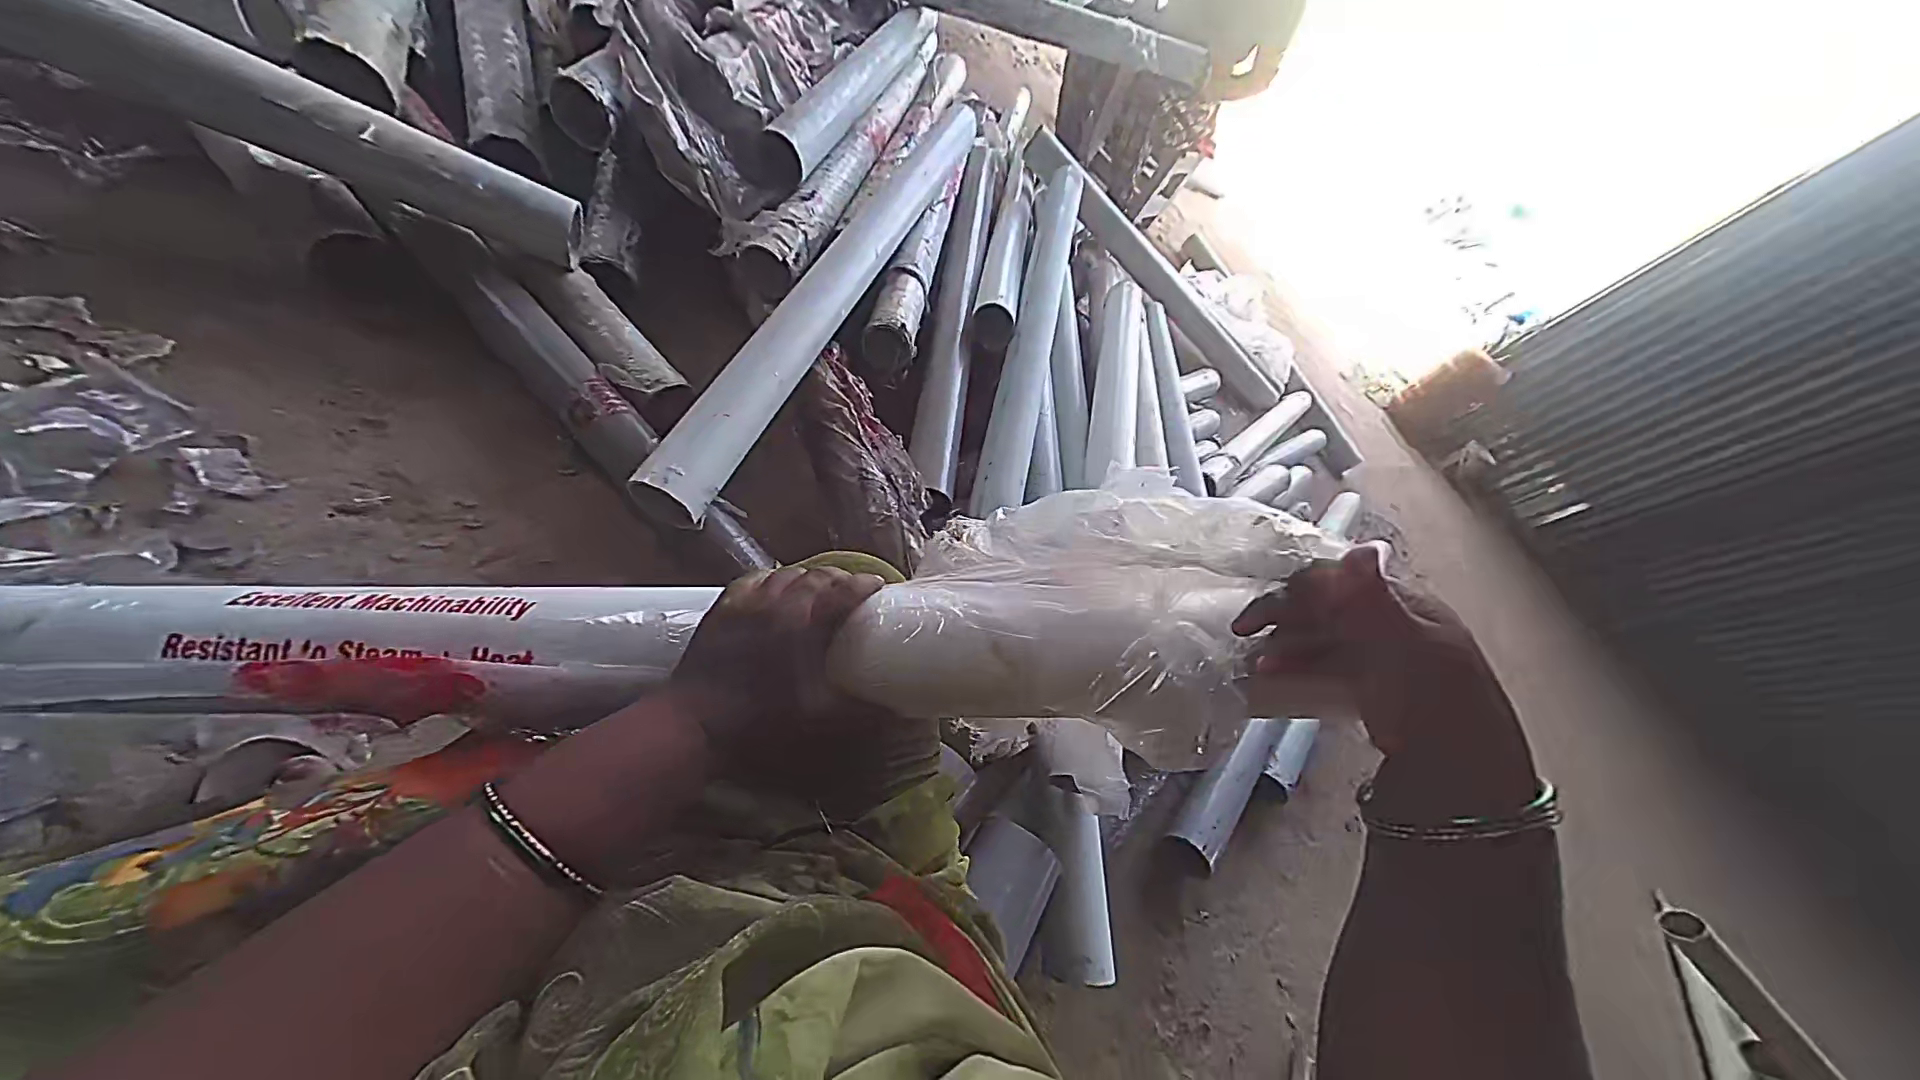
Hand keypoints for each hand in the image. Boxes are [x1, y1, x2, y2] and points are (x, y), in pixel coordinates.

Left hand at [671, 565, 886, 755]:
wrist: (693, 724)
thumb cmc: (761, 722)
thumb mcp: (819, 721)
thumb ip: (862, 712)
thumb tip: (898, 711)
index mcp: (806, 625)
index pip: (845, 591)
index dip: (866, 585)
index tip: (879, 586)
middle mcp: (779, 604)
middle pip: (817, 576)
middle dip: (839, 578)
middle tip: (851, 589)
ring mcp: (747, 603)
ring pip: (785, 573)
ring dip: (807, 576)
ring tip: (817, 588)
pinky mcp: (723, 609)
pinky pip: (753, 580)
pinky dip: (771, 579)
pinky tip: (773, 589)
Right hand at [1232, 545, 1537, 819]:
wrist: (1459, 783)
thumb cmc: (1433, 709)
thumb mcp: (1407, 650)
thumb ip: (1378, 602)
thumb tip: (1362, 548)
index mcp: (1405, 606)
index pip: (1339, 581)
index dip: (1293, 590)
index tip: (1256, 614)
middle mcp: (1390, 625)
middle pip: (1324, 607)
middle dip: (1281, 618)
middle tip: (1242, 633)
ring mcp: (1379, 658)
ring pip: (1319, 638)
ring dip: (1283, 645)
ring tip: (1255, 665)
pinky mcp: (1370, 689)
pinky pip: (1323, 669)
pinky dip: (1295, 670)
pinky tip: (1271, 681)